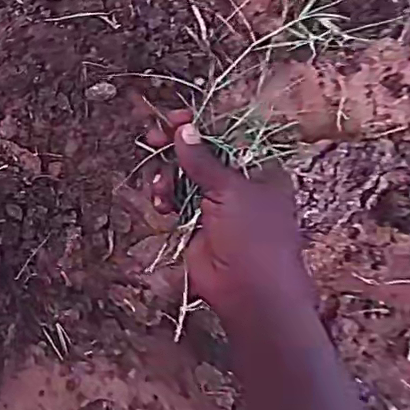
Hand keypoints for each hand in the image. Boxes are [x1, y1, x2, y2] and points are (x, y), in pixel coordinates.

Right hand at [146, 109, 315, 319]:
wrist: (248, 291)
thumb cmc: (255, 236)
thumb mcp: (231, 190)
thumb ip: (203, 159)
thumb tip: (183, 129)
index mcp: (258, 170)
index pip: (225, 136)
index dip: (199, 126)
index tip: (174, 119)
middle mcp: (236, 182)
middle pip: (199, 153)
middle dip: (174, 146)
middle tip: (152, 138)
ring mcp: (214, 202)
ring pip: (182, 174)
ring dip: (166, 175)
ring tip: (160, 185)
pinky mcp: (195, 220)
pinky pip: (173, 197)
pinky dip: (164, 196)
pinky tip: (162, 203)